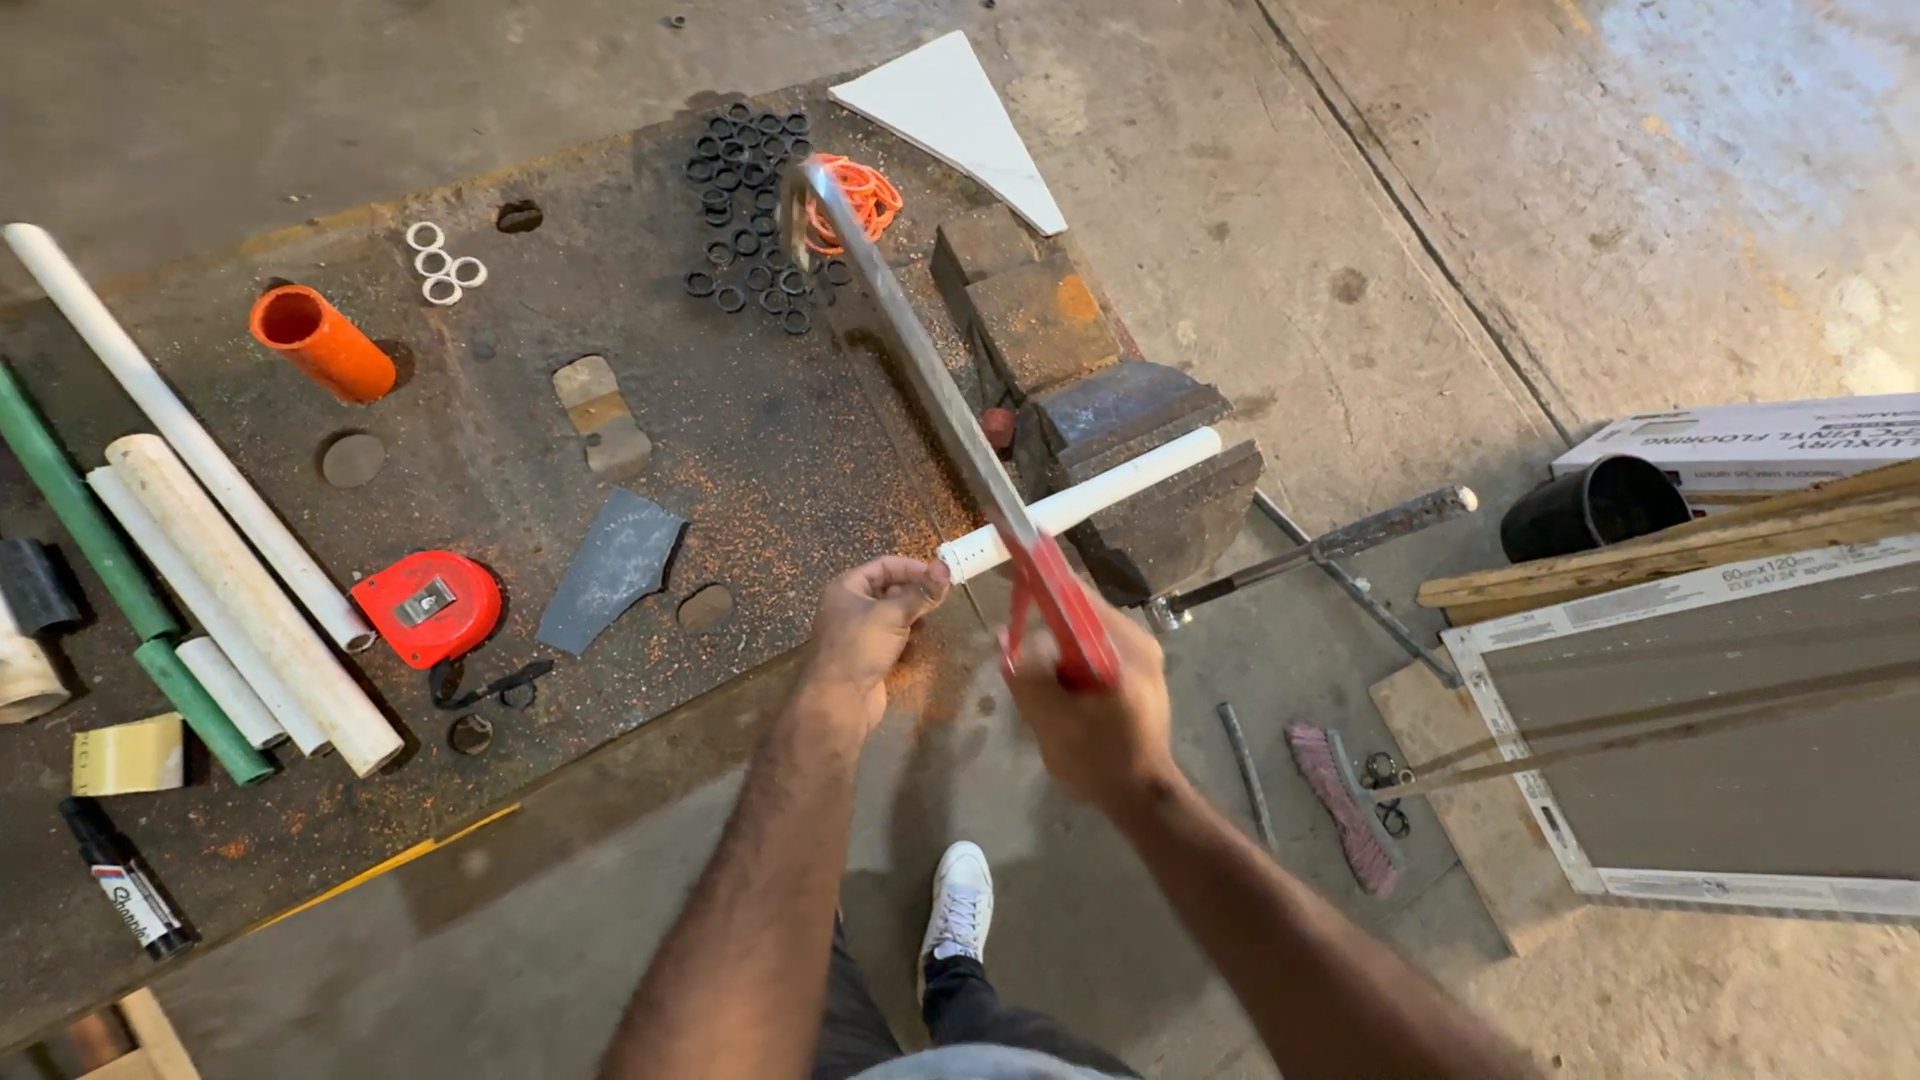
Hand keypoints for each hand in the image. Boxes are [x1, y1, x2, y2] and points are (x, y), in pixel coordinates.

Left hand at [801, 555, 952, 731]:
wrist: (839, 700)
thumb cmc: (861, 646)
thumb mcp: (893, 614)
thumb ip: (921, 592)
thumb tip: (945, 567)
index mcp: (847, 587)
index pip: (883, 566)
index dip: (911, 568)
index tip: (937, 578)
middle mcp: (849, 606)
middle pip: (887, 589)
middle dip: (913, 593)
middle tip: (938, 599)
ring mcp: (856, 632)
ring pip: (890, 615)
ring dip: (910, 616)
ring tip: (928, 621)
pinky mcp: (865, 655)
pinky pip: (889, 638)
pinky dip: (904, 638)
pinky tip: (916, 645)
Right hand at [1004, 580, 1178, 814]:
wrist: (1141, 798)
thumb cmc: (1099, 760)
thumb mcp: (1051, 720)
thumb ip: (1025, 674)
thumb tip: (1003, 635)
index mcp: (1123, 646)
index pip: (1076, 594)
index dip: (1042, 582)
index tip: (1014, 573)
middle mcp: (1139, 641)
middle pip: (1082, 612)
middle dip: (1047, 623)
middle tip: (1020, 646)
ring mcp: (1143, 656)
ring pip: (1087, 631)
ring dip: (1059, 645)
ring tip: (1043, 679)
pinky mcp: (1139, 672)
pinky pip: (1097, 649)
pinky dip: (1074, 658)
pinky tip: (1062, 688)